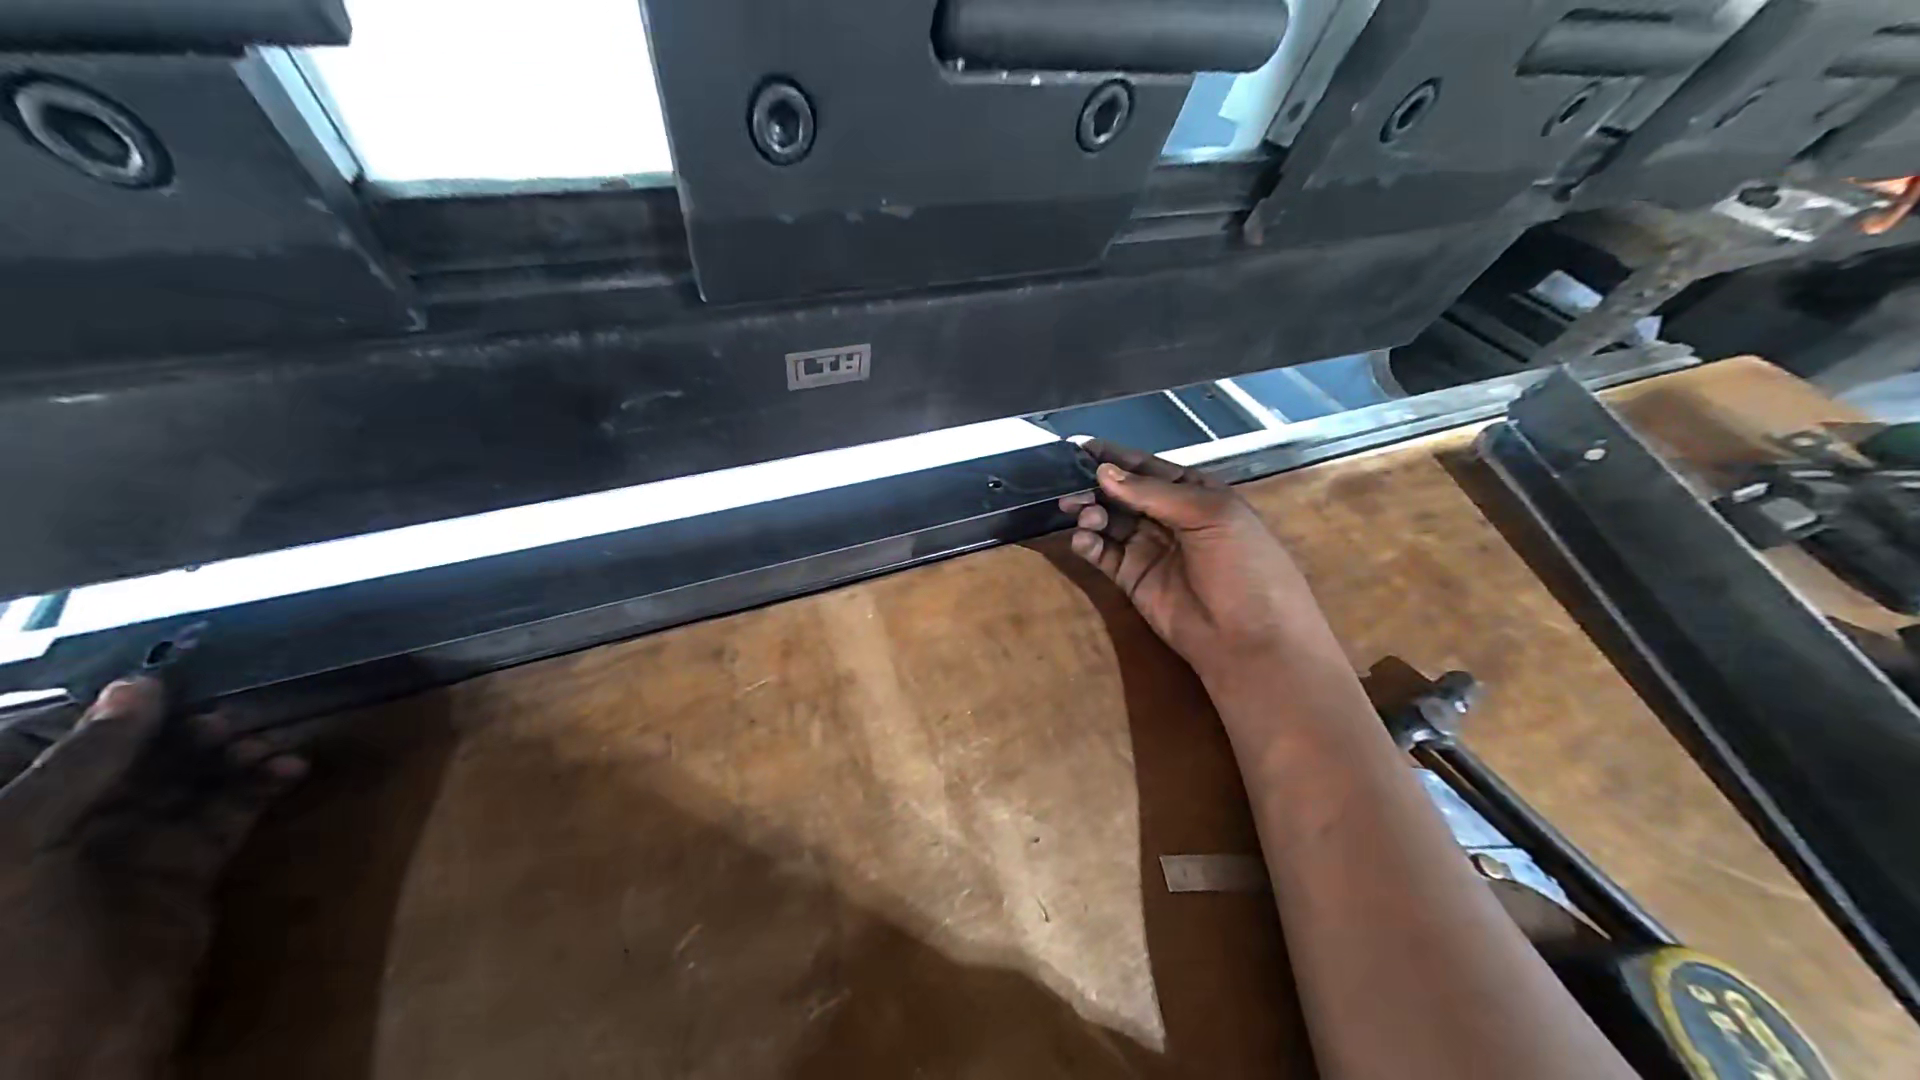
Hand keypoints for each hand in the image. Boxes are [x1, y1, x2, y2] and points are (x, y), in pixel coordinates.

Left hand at [0, 678, 303, 1078]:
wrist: (62, 1052)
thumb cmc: (6, 946)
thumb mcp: (14, 846)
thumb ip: (80, 767)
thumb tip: (142, 688)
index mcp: (3, 822)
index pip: (57, 744)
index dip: (115, 712)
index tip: (176, 682)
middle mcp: (59, 830)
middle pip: (135, 760)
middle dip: (186, 733)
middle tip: (237, 715)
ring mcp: (127, 852)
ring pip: (190, 782)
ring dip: (233, 756)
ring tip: (266, 743)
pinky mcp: (186, 869)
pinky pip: (229, 814)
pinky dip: (263, 786)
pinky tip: (289, 768)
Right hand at [1059, 440, 1340, 687]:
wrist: (1250, 637)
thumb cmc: (1242, 565)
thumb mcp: (1209, 514)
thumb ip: (1153, 492)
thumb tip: (1102, 471)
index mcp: (1194, 493)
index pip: (1147, 468)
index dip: (1116, 457)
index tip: (1080, 447)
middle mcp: (1168, 516)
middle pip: (1122, 493)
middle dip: (1095, 486)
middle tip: (1069, 488)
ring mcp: (1148, 548)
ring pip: (1109, 521)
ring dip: (1091, 513)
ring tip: (1082, 515)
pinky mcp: (1132, 578)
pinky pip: (1103, 554)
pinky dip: (1089, 544)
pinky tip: (1083, 540)